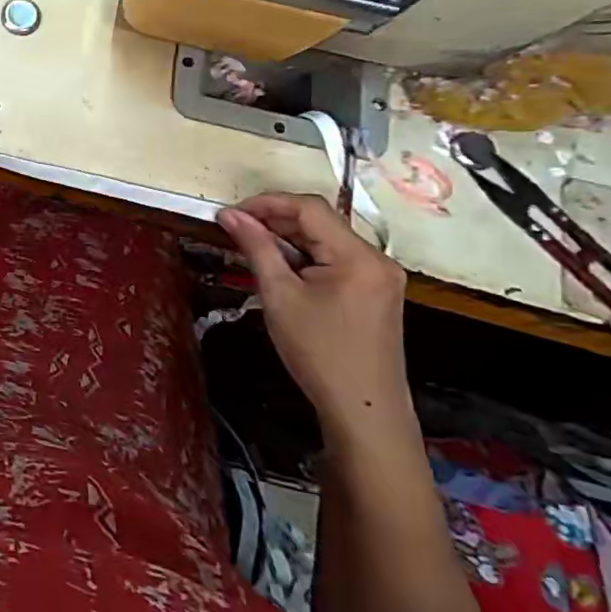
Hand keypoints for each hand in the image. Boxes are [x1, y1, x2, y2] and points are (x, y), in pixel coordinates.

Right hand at [217, 194, 411, 439]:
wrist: (362, 408)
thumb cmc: (317, 352)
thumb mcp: (279, 296)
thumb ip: (256, 248)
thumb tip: (230, 215)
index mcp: (358, 256)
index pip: (310, 208)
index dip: (268, 203)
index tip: (232, 213)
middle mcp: (377, 258)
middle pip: (321, 222)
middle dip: (276, 220)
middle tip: (236, 231)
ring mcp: (380, 276)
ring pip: (328, 240)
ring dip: (290, 239)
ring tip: (253, 249)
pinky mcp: (376, 291)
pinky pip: (337, 260)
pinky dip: (306, 257)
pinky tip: (282, 269)